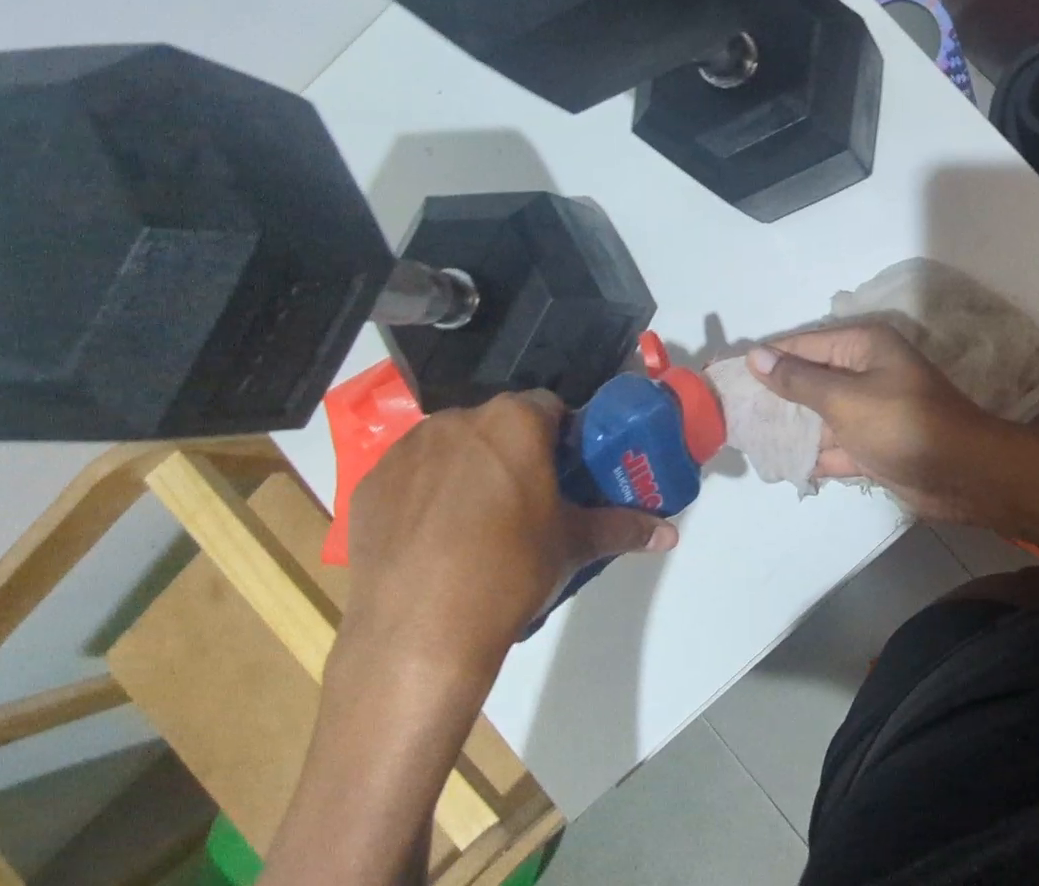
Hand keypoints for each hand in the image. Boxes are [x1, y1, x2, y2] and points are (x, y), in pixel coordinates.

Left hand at [343, 390, 674, 669]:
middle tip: (532, 498)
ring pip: (452, 447)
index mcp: (514, 423)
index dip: (564, 437)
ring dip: (470, 468)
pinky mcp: (369, 485)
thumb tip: (669, 533)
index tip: (568, 472)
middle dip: (516, 451)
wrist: (420, 631)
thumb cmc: (512, 570)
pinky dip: (427, 493)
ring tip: (480, 521)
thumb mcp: (575, 545)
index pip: (550, 408)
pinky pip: (412, 475)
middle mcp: (458, 421)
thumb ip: (623, 527)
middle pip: (498, 425)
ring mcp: (406, 451)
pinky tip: (437, 536)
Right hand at [747, 322, 999, 517]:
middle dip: (770, 397)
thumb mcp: (844, 398)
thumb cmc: (902, 424)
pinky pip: (833, 446)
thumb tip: (756, 356)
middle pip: (807, 381)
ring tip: (739, 439)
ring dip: (787, 429)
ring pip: (818, 416)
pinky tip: (776, 464)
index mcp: (863, 347)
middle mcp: (865, 373)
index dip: (761, 358)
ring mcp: (869, 412)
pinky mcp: (873, 446)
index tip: (721, 370)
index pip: (800, 346)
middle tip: (724, 411)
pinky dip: (811, 456)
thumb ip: (798, 381)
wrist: (960, 474)